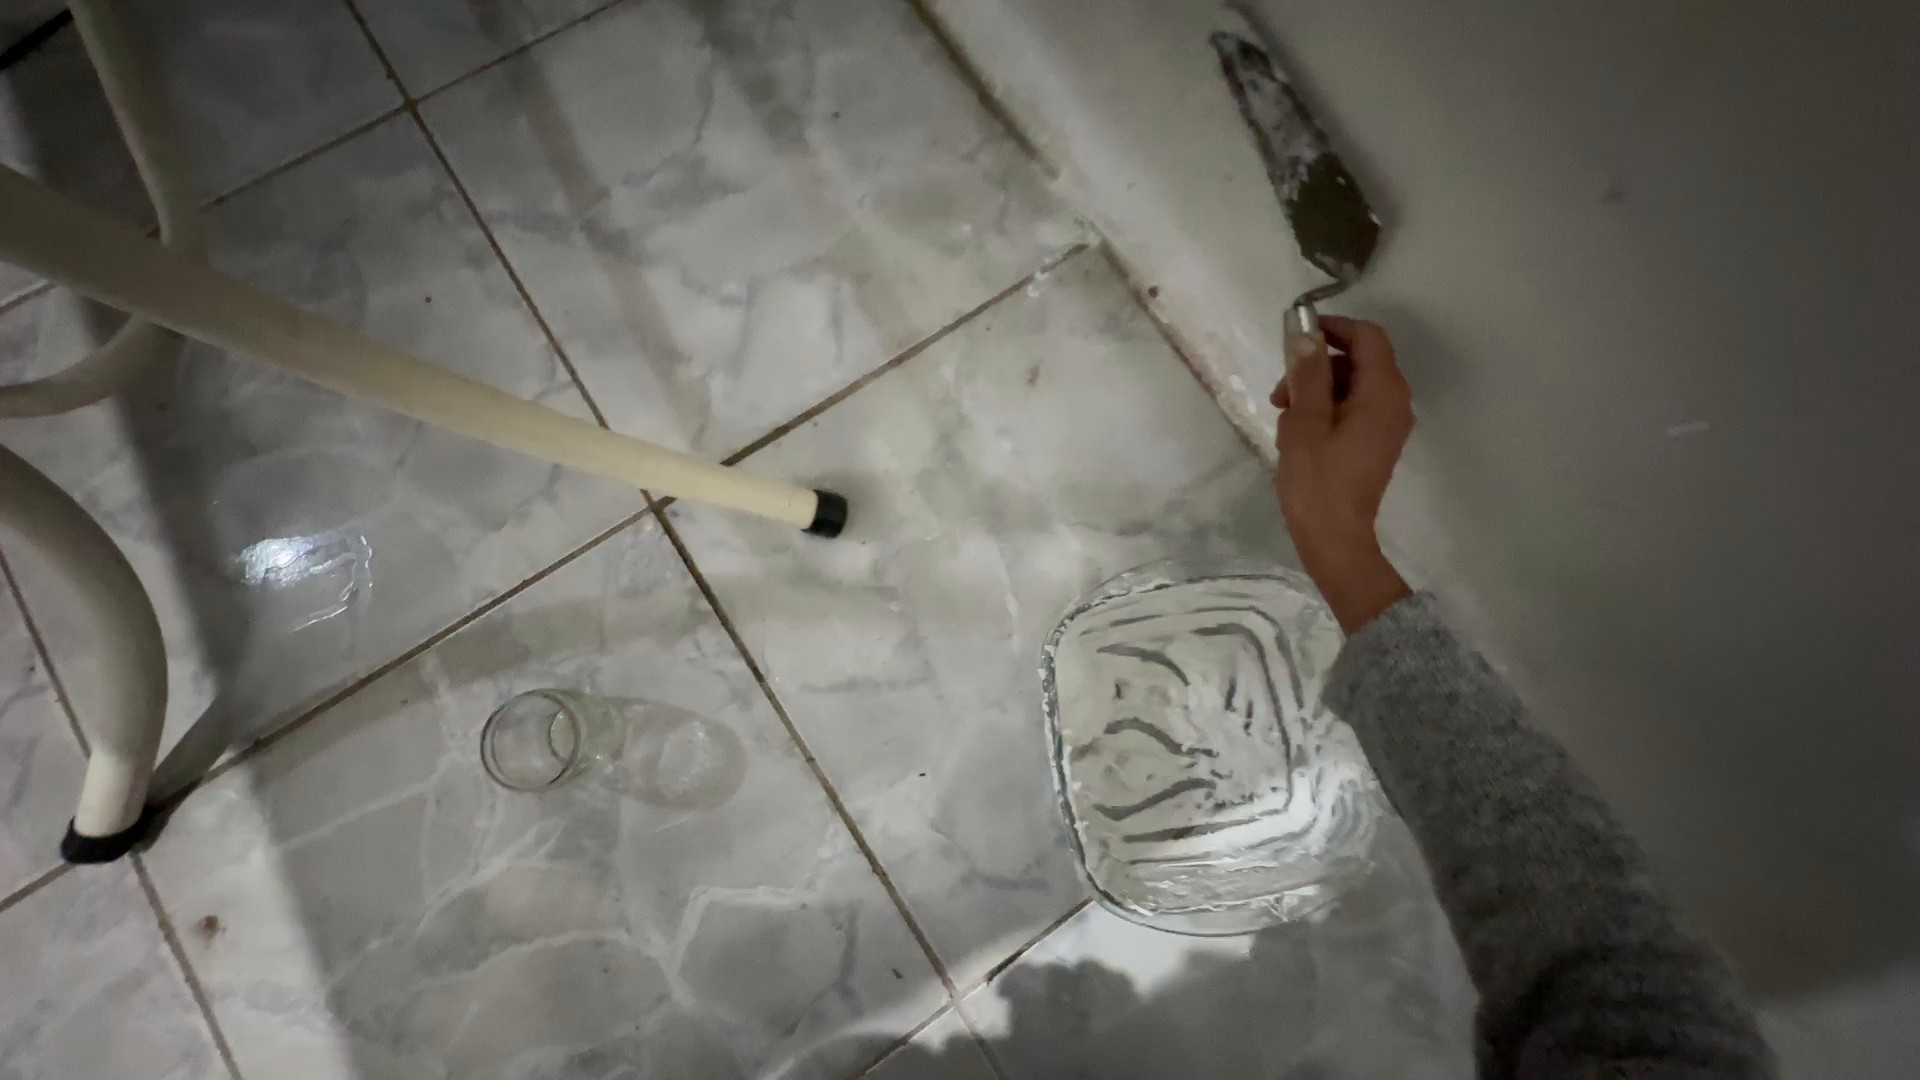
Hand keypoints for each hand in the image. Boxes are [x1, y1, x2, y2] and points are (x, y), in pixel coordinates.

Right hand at [1272, 315, 1413, 632]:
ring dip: (1316, 390)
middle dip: (1317, 365)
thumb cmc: (1316, 482)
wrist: (1334, 538)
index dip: (1333, 328)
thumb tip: (1306, 337)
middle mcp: (1394, 403)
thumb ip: (1307, 376)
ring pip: (1352, 386)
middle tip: (1280, 392)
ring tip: (1284, 417)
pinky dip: (1325, 409)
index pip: (1367, 338)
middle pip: (1358, 361)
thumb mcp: (1304, 424)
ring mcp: (1387, 425)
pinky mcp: (1374, 443)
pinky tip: (1298, 433)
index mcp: (1382, 394)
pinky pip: (1353, 410)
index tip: (1296, 336)